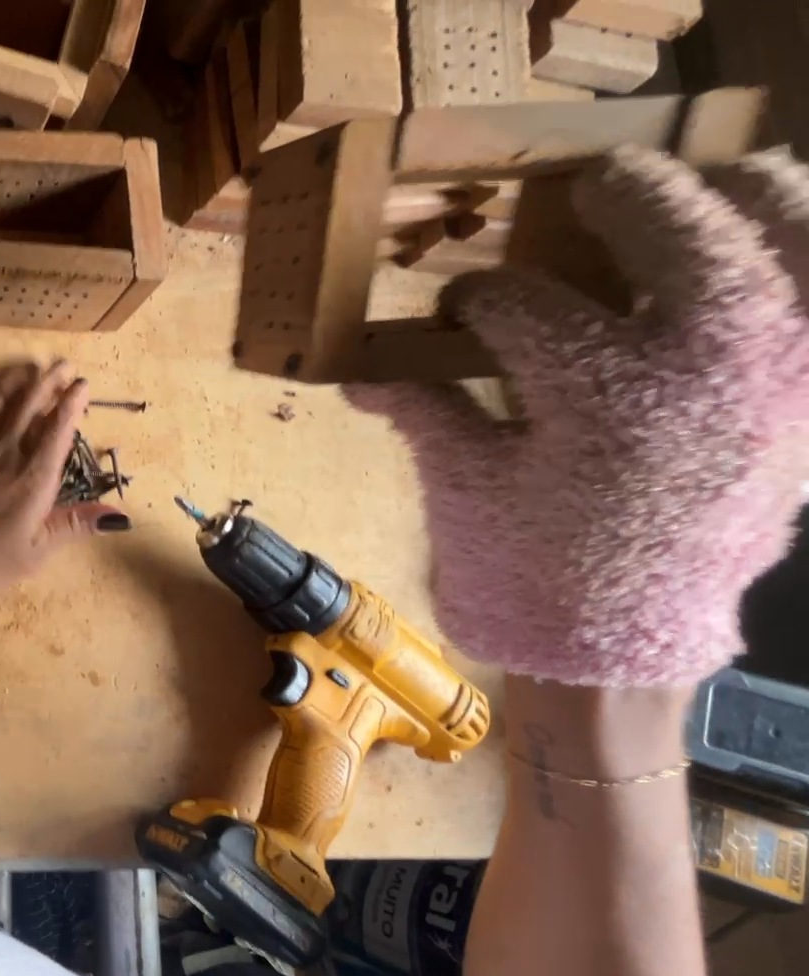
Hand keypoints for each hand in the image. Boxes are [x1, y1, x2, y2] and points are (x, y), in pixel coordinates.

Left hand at [0, 360, 128, 619]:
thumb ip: (72, 526)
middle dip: (48, 382)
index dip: (72, 405)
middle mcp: (5, 456)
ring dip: (18, 383)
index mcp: (33, 479)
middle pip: (28, 407)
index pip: (58, 431)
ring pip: (0, 405)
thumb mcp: (32, 555)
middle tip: (62, 364)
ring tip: (30, 367)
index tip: (83, 384)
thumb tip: (119, 514)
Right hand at [348, 148, 808, 685]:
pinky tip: (772, 245)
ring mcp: (786, 369)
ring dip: (746, 191)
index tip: (458, 308)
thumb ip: (423, 410)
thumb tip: (355, 376)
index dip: (478, 299)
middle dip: (619, 196)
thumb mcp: (462, 485)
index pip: (523, 303)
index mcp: (601, 391)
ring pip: (797, 226)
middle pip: (676, 224)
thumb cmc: (527, 565)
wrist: (621, 643)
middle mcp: (711, 362)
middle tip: (582, 190)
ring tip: (701, 187)